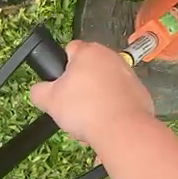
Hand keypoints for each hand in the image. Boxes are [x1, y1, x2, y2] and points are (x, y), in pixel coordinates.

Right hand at [29, 40, 156, 147]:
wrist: (121, 129)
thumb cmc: (84, 109)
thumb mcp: (48, 100)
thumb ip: (38, 91)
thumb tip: (39, 90)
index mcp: (88, 52)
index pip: (70, 49)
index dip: (62, 67)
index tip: (60, 86)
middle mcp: (111, 57)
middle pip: (88, 69)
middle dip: (79, 87)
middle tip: (71, 107)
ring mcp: (128, 73)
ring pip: (103, 85)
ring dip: (94, 99)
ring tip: (87, 121)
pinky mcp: (139, 91)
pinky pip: (118, 98)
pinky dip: (110, 108)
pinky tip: (103, 124)